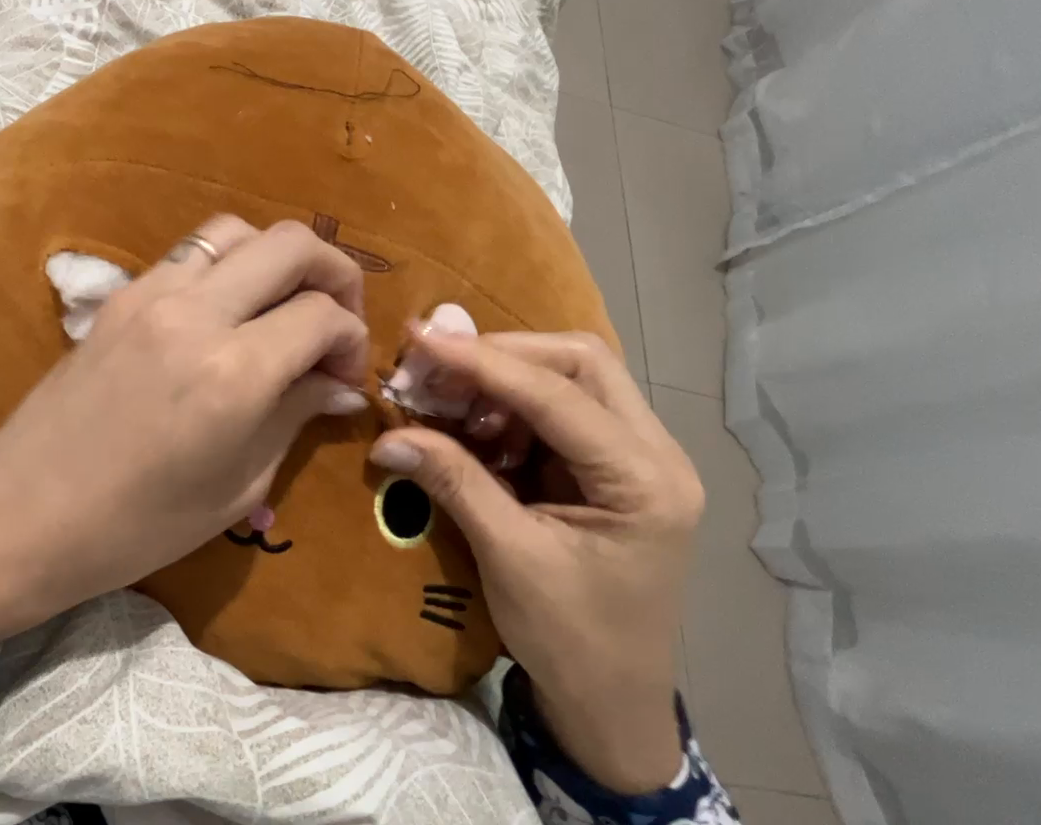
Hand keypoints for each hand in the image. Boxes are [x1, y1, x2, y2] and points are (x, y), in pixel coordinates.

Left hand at [0, 215, 370, 644]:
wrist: (25, 511)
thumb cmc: (137, 525)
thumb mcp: (236, 486)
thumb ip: (293, 417)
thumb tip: (340, 385)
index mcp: (234, 371)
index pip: (322, 315)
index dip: (352, 341)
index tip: (346, 377)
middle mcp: (195, 313)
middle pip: (291, 244)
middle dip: (334, 273)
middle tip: (337, 322)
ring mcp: (150, 294)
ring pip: (235, 231)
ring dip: (276, 260)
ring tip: (283, 308)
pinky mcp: (119, 296)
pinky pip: (189, 253)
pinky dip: (225, 267)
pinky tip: (227, 314)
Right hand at [368, 330, 702, 793]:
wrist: (609, 700)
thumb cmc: (572, 639)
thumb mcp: (510, 558)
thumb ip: (455, 483)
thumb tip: (387, 436)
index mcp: (645, 480)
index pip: (560, 394)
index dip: (484, 362)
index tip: (421, 340)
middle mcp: (652, 453)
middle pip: (578, 364)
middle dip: (498, 357)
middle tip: (429, 371)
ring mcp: (631, 457)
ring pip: (564, 380)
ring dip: (496, 381)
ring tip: (438, 403)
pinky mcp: (602, 467)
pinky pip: (551, 412)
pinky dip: (501, 410)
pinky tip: (465, 430)